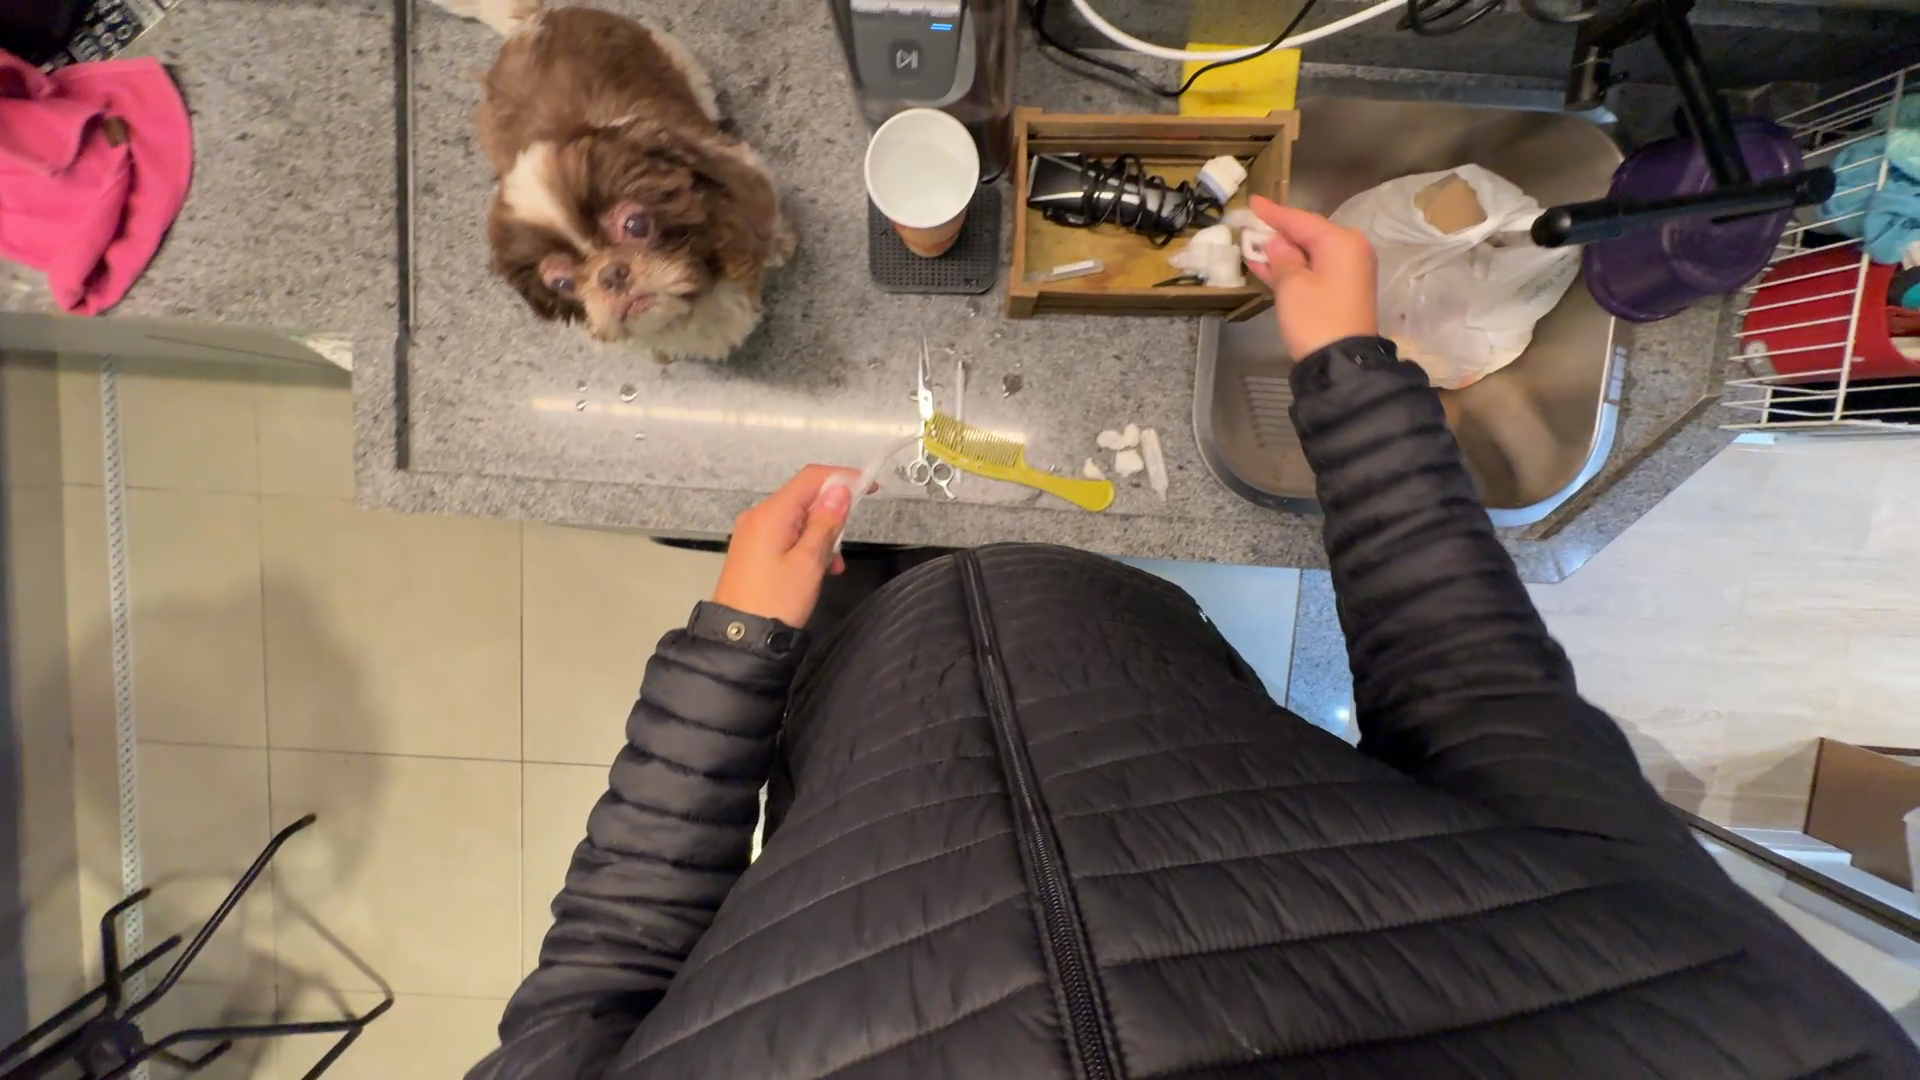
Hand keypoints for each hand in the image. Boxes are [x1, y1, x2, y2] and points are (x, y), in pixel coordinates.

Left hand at [712, 465, 858, 627]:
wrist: (738, 640)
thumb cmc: (776, 601)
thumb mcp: (809, 562)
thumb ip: (826, 523)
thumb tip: (840, 490)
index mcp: (771, 514)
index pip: (811, 477)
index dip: (843, 477)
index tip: (869, 488)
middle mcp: (759, 516)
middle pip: (804, 497)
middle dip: (832, 514)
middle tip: (847, 541)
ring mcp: (754, 533)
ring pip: (798, 519)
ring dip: (822, 535)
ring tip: (833, 565)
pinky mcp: (754, 550)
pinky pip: (787, 535)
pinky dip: (807, 545)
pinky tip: (819, 569)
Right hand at [1246, 196, 1380, 358]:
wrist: (1340, 361)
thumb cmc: (1315, 319)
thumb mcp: (1291, 286)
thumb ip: (1282, 258)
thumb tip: (1276, 243)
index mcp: (1341, 242)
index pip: (1301, 220)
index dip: (1274, 213)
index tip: (1253, 201)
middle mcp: (1350, 251)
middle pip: (1308, 235)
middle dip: (1279, 233)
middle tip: (1252, 226)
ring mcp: (1348, 272)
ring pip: (1309, 254)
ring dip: (1282, 253)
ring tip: (1253, 247)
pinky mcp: (1342, 291)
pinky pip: (1314, 270)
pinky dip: (1292, 269)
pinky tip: (1267, 267)